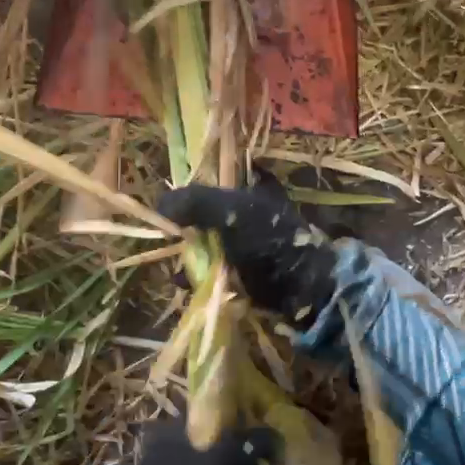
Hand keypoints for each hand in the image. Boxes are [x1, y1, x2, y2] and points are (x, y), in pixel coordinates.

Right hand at [156, 175, 339, 324]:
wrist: (304, 288)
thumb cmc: (272, 241)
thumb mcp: (233, 211)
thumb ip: (196, 202)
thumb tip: (159, 204)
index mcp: (253, 187)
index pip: (215, 176)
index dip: (191, 189)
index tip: (171, 205)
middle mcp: (249, 211)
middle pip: (203, 213)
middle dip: (185, 228)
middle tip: (173, 239)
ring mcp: (246, 243)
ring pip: (204, 242)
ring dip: (188, 255)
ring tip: (179, 266)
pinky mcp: (243, 270)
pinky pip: (211, 268)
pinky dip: (198, 275)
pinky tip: (188, 282)